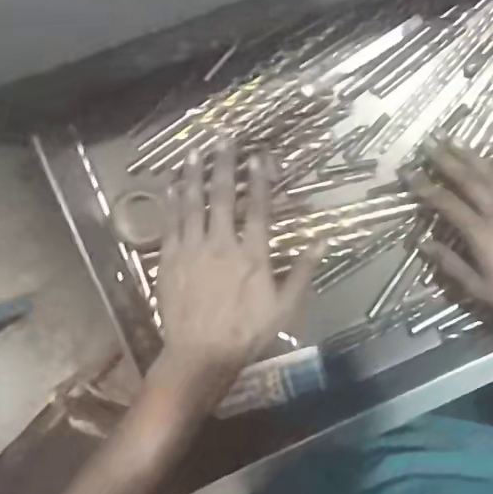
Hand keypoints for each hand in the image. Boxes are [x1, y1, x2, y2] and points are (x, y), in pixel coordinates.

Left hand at [152, 139, 323, 387]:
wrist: (200, 355)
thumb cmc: (248, 332)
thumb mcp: (285, 305)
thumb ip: (302, 270)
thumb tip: (323, 241)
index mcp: (252, 255)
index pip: (257, 208)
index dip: (259, 179)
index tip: (259, 155)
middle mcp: (221, 245)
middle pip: (221, 196)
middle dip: (223, 164)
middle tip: (223, 138)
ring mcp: (191, 251)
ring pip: (191, 204)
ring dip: (193, 174)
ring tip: (194, 150)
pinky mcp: (169, 261)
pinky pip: (170, 223)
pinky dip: (172, 201)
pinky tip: (172, 184)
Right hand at [403, 140, 492, 318]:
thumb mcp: (476, 287)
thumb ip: (449, 263)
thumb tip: (423, 242)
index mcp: (481, 233)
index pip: (448, 203)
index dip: (426, 187)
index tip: (410, 173)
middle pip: (469, 179)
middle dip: (447, 161)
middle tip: (429, 144)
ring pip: (491, 174)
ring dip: (470, 157)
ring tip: (453, 142)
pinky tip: (489, 159)